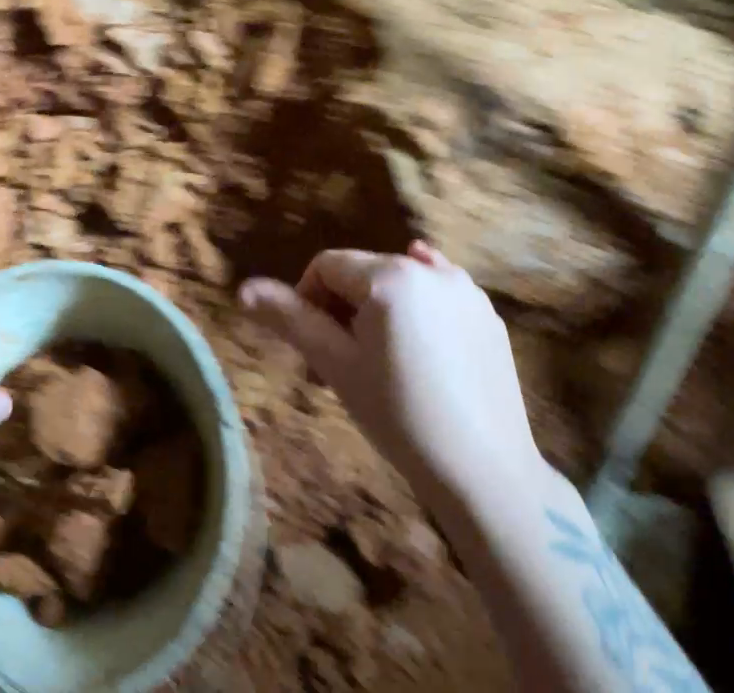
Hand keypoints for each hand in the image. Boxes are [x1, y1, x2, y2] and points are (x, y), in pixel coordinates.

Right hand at [240, 242, 544, 511]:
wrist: (483, 469)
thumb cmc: (397, 415)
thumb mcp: (335, 365)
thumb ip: (290, 319)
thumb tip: (244, 289)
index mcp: (389, 276)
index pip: (326, 265)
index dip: (307, 300)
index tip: (313, 347)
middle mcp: (432, 269)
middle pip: (364, 271)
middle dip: (343, 307)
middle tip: (343, 362)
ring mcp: (467, 291)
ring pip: (402, 283)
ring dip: (380, 310)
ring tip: (383, 364)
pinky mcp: (489, 316)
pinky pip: (438, 298)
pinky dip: (418, 314)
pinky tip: (420, 355)